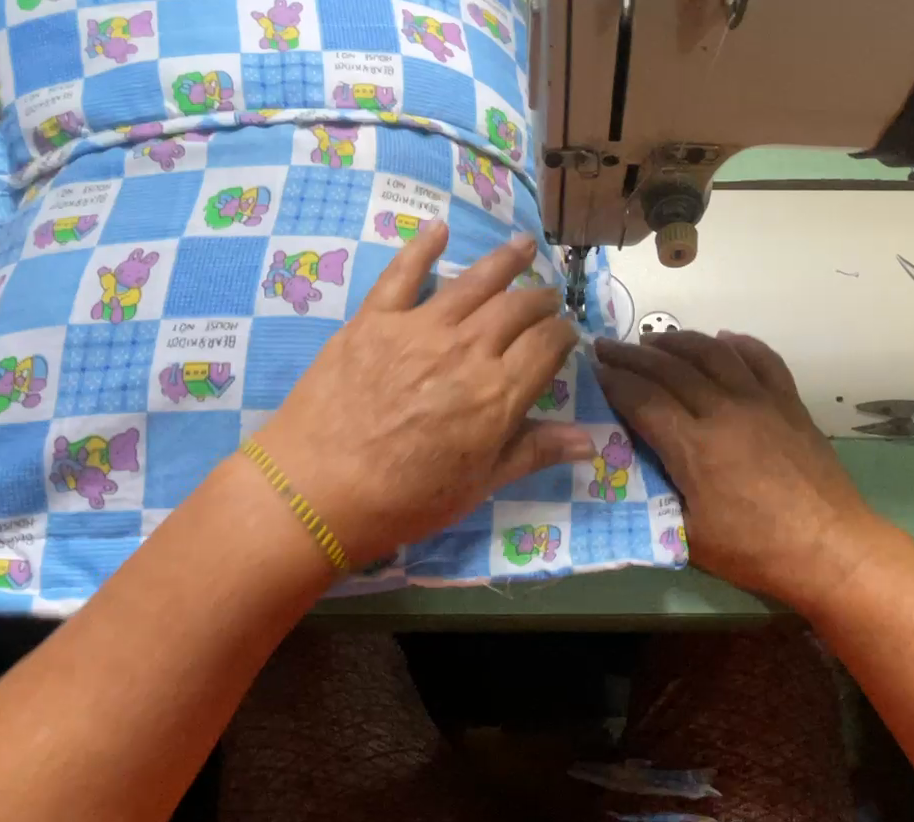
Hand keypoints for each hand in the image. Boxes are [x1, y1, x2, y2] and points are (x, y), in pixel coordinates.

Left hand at [255, 223, 592, 562]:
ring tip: (522, 246)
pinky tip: (439, 230)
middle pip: (517, 308)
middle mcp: (467, 349)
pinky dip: (424, 248)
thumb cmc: (407, 499)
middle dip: (540, 299)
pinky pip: (404, 273)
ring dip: (504, 261)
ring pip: (473, 282)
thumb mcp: (479, 484)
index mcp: (499, 393)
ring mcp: (419, 328)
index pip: (547, 346)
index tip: (566, 336)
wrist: (321, 490)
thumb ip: (534, 452)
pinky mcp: (374, 320)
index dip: (563, 336)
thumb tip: (592, 442)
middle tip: (548, 297)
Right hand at [595, 331, 892, 609]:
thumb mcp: (689, 535)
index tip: (591, 372)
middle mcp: (726, 410)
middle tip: (606, 346)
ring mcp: (762, 402)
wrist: (830, 548)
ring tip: (653, 339)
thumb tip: (633, 469)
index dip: (613, 382)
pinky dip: (738, 345)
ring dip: (678, 341)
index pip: (642, 399)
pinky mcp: (791, 405)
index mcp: (694, 445)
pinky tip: (723, 339)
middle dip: (632, 354)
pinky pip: (762, 360)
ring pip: (714, 354)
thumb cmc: (754, 551)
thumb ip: (657, 496)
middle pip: (670, 368)